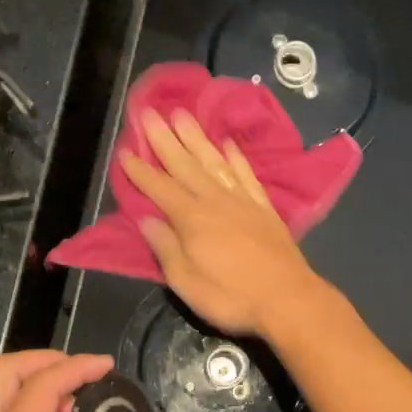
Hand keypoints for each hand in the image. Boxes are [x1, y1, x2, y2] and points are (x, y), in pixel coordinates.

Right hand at [121, 108, 331, 337]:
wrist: (287, 299)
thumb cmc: (232, 298)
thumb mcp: (188, 283)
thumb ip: (166, 249)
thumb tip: (147, 220)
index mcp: (191, 220)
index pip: (159, 188)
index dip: (140, 170)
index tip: (124, 151)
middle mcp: (215, 201)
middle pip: (185, 164)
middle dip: (164, 139)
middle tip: (148, 112)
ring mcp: (242, 201)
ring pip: (214, 161)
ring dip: (196, 138)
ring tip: (182, 114)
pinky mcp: (264, 208)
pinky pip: (246, 174)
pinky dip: (236, 158)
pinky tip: (227, 144)